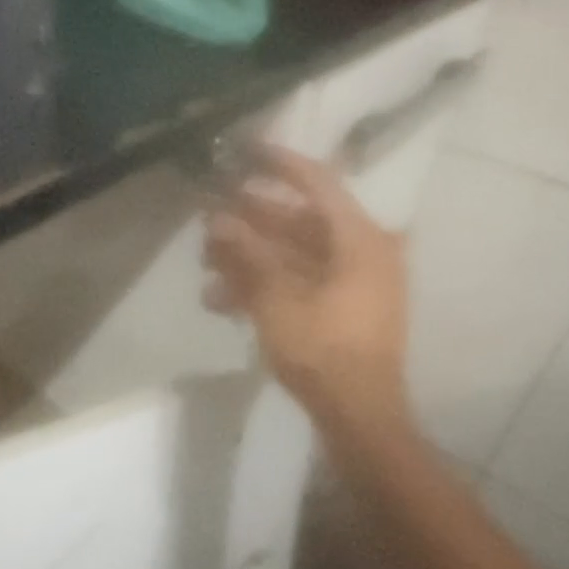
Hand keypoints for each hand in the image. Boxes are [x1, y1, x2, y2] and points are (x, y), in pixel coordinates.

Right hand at [204, 145, 412, 439]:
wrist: (360, 417)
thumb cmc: (324, 351)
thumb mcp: (277, 299)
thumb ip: (247, 253)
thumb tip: (218, 218)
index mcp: (359, 238)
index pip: (316, 182)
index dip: (277, 163)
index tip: (241, 151)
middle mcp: (363, 252)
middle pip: (299, 221)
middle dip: (249, 220)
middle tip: (206, 215)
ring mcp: (355, 283)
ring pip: (294, 255)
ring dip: (249, 257)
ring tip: (205, 265)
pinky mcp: (343, 311)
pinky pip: (300, 283)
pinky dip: (264, 285)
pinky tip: (221, 301)